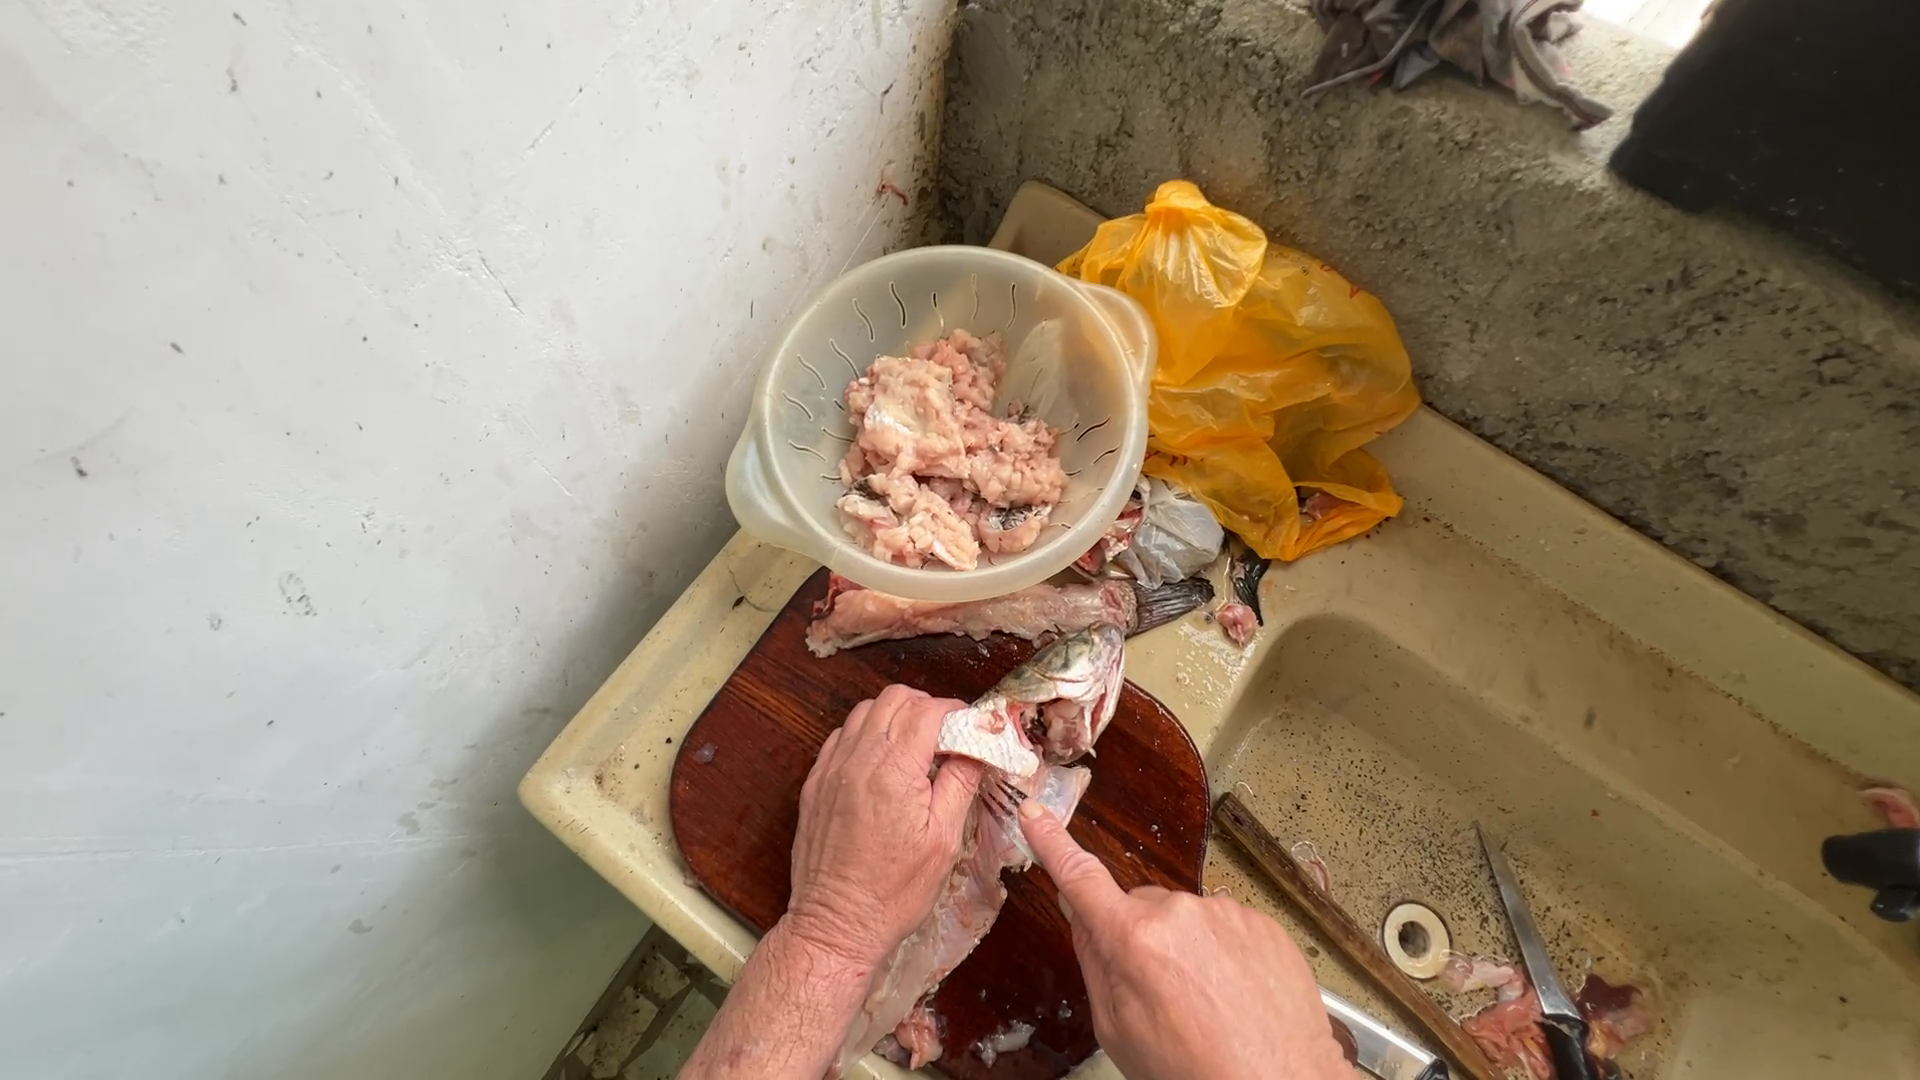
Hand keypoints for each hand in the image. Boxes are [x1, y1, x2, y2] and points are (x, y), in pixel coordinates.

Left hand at [787, 685, 984, 969]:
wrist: (835, 926)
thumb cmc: (895, 890)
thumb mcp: (944, 840)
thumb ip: (960, 783)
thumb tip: (976, 748)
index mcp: (894, 769)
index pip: (926, 710)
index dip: (953, 710)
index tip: (968, 725)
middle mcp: (858, 758)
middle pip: (893, 698)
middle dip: (924, 705)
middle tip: (944, 733)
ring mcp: (831, 768)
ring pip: (864, 711)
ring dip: (893, 716)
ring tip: (913, 745)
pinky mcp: (814, 783)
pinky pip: (841, 736)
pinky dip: (865, 734)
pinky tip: (879, 762)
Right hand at [1018, 800, 1350, 1079]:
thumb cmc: (1194, 1073)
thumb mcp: (1119, 1032)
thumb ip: (1095, 964)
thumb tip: (1082, 916)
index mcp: (1132, 939)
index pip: (1079, 878)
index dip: (1051, 842)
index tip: (1032, 811)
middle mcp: (1176, 911)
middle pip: (1139, 908)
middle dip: (1140, 936)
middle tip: (1163, 993)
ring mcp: (1222, 911)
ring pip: (1184, 917)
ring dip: (1187, 947)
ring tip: (1209, 1003)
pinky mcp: (1259, 920)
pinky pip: (1224, 924)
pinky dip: (1224, 952)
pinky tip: (1236, 994)